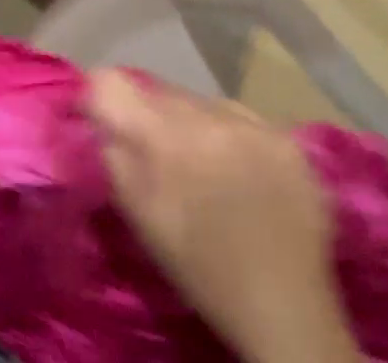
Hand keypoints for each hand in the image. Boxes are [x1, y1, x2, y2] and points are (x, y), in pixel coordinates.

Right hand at [84, 70, 361, 362]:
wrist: (283, 306)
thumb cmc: (195, 263)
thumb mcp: (134, 209)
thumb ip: (110, 152)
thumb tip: (100, 117)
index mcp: (164, 137)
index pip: (110, 81)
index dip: (99, 99)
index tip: (102, 122)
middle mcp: (210, 118)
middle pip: (156, 89)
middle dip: (147, 114)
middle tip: (155, 153)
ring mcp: (255, 126)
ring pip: (198, 100)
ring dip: (189, 123)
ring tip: (201, 162)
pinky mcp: (289, 140)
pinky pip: (239, 116)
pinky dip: (228, 133)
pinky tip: (237, 167)